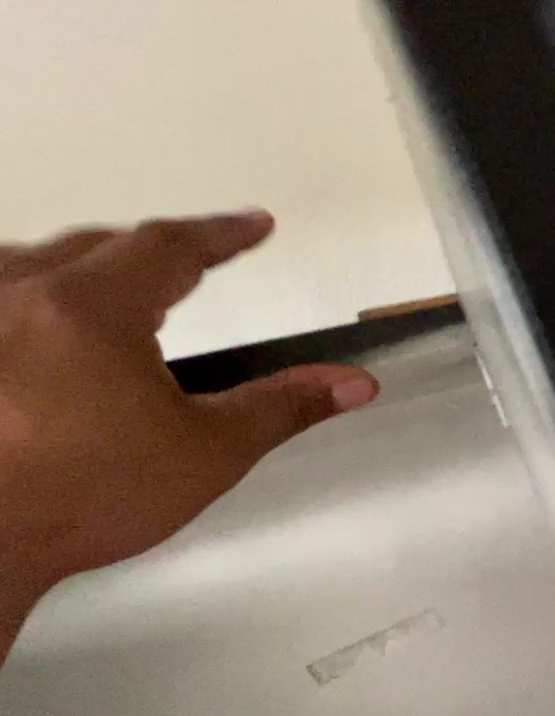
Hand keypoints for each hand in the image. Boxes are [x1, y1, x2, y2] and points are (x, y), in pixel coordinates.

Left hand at [0, 210, 378, 662]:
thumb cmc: (97, 491)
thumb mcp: (212, 450)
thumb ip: (284, 405)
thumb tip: (359, 382)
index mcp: (88, 312)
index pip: (167, 249)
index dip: (221, 234)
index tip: (258, 224)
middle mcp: (9, 294)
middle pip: (90, 247)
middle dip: (151, 251)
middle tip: (198, 264)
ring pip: (24, 264)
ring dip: (80, 268)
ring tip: (119, 293)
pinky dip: (30, 294)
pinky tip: (41, 329)